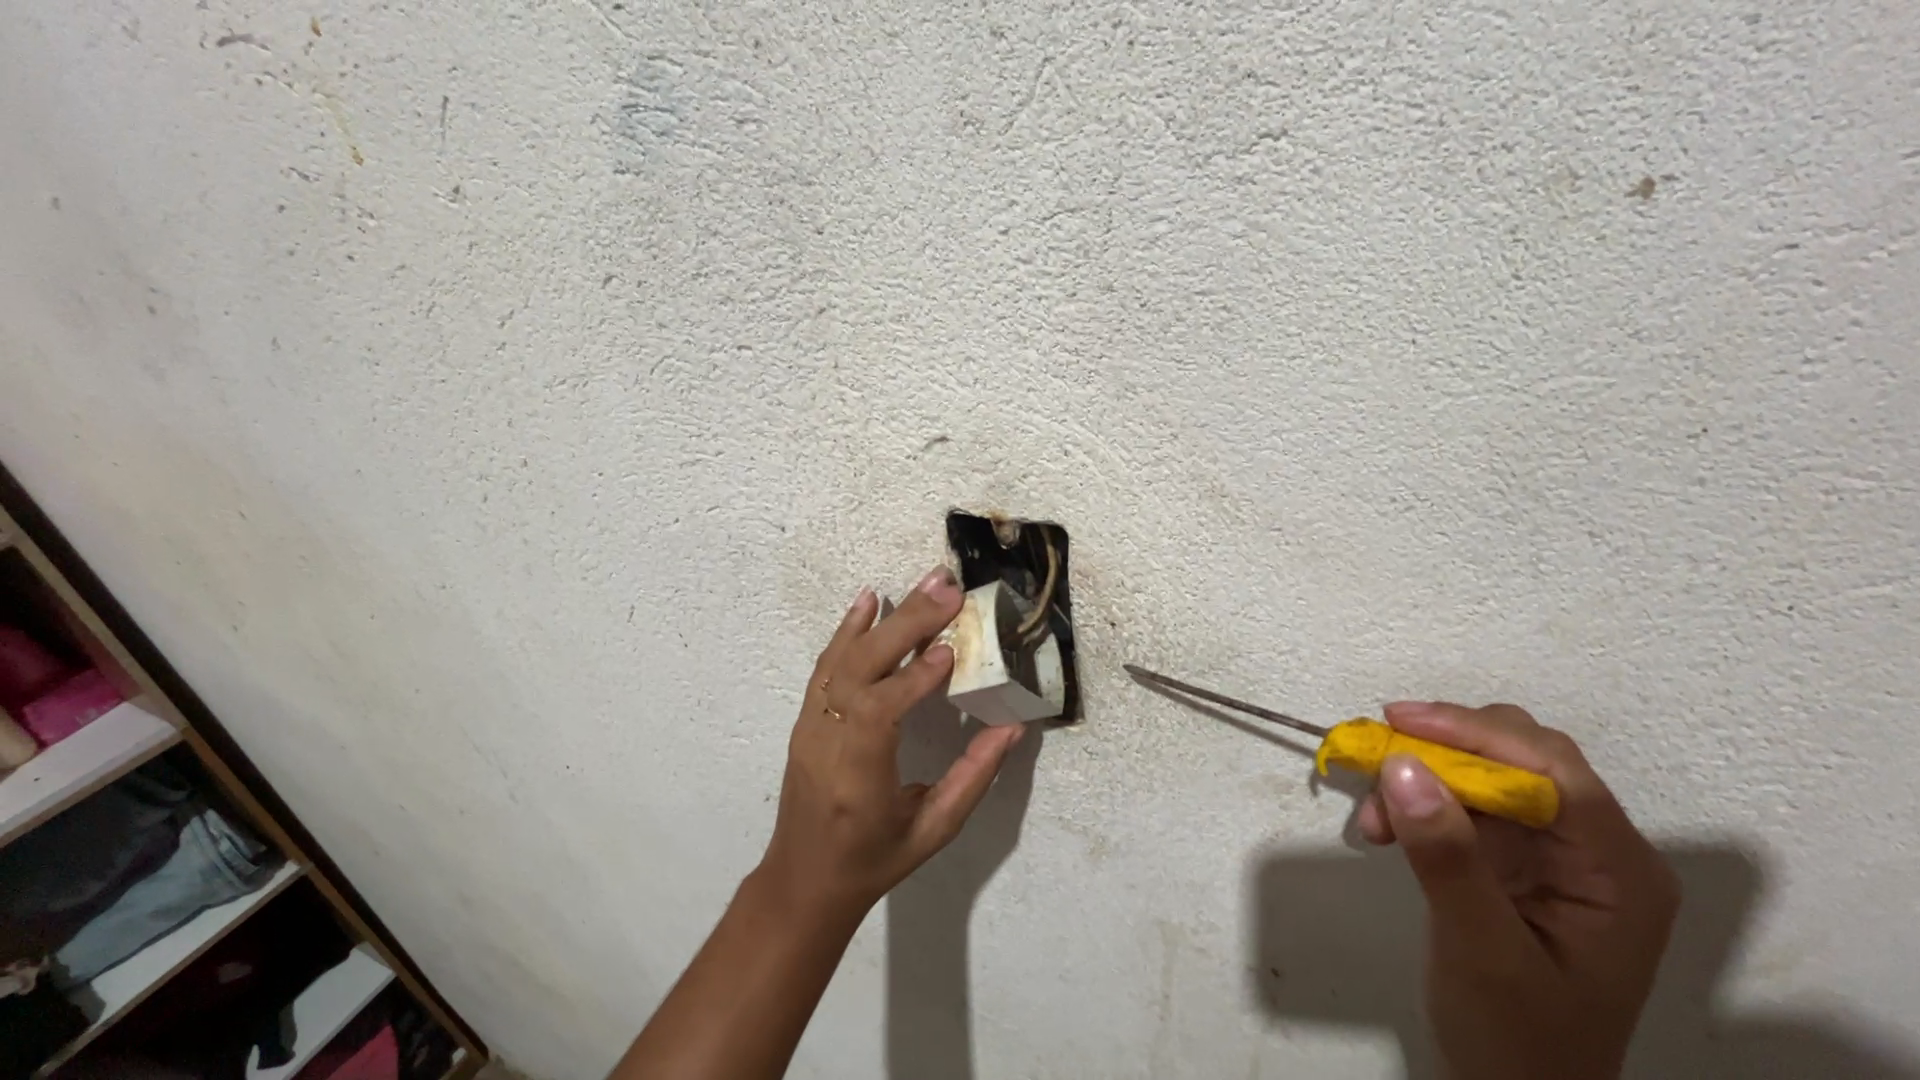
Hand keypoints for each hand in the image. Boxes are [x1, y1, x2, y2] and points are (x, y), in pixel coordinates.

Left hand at [756, 566, 1025, 916]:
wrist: (804, 879)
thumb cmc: (874, 862)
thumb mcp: (933, 831)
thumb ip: (972, 778)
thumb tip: (1011, 728)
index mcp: (857, 781)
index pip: (879, 713)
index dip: (913, 677)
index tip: (950, 647)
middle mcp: (826, 745)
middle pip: (859, 671)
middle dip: (904, 625)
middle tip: (945, 589)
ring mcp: (809, 728)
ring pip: (841, 660)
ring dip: (883, 618)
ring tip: (924, 584)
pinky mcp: (805, 719)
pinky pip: (826, 666)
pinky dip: (848, 629)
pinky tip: (869, 600)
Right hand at [1357, 702, 1678, 1079]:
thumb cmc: (1517, 1038)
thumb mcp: (1481, 951)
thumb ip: (1448, 858)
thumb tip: (1401, 766)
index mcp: (1619, 872)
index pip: (1556, 774)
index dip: (1477, 735)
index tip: (1400, 720)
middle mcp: (1596, 850)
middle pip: (1525, 760)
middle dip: (1447, 752)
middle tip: (1378, 761)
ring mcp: (1555, 855)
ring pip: (1489, 776)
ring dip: (1426, 778)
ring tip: (1374, 815)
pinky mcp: (1514, 862)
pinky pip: (1467, 806)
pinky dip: (1421, 804)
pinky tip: (1385, 828)